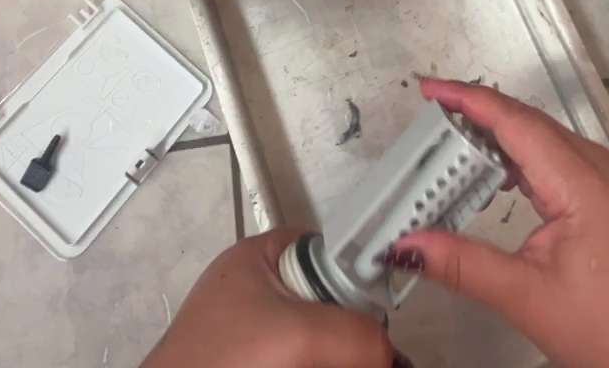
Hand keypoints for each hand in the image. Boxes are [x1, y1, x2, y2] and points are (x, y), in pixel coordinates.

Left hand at [143, 229, 393, 367]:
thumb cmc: (220, 359)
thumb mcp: (297, 334)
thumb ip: (354, 334)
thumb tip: (389, 353)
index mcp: (260, 256)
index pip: (327, 252)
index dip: (356, 280)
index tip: (375, 318)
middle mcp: (254, 289)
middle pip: (325, 303)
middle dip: (347, 335)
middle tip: (366, 356)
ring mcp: (249, 332)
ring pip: (313, 339)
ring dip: (334, 354)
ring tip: (346, 362)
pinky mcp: (248, 361)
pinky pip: (294, 356)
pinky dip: (310, 363)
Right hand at [392, 79, 608, 367]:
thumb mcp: (527, 297)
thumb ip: (463, 264)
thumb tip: (406, 244)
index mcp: (577, 180)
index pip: (513, 121)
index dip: (467, 99)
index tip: (427, 89)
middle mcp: (591, 164)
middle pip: (524, 119)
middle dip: (474, 108)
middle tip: (428, 108)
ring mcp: (598, 176)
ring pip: (537, 134)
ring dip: (493, 128)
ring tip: (448, 133)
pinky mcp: (598, 192)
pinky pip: (548, 154)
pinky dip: (513, 152)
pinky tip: (489, 172)